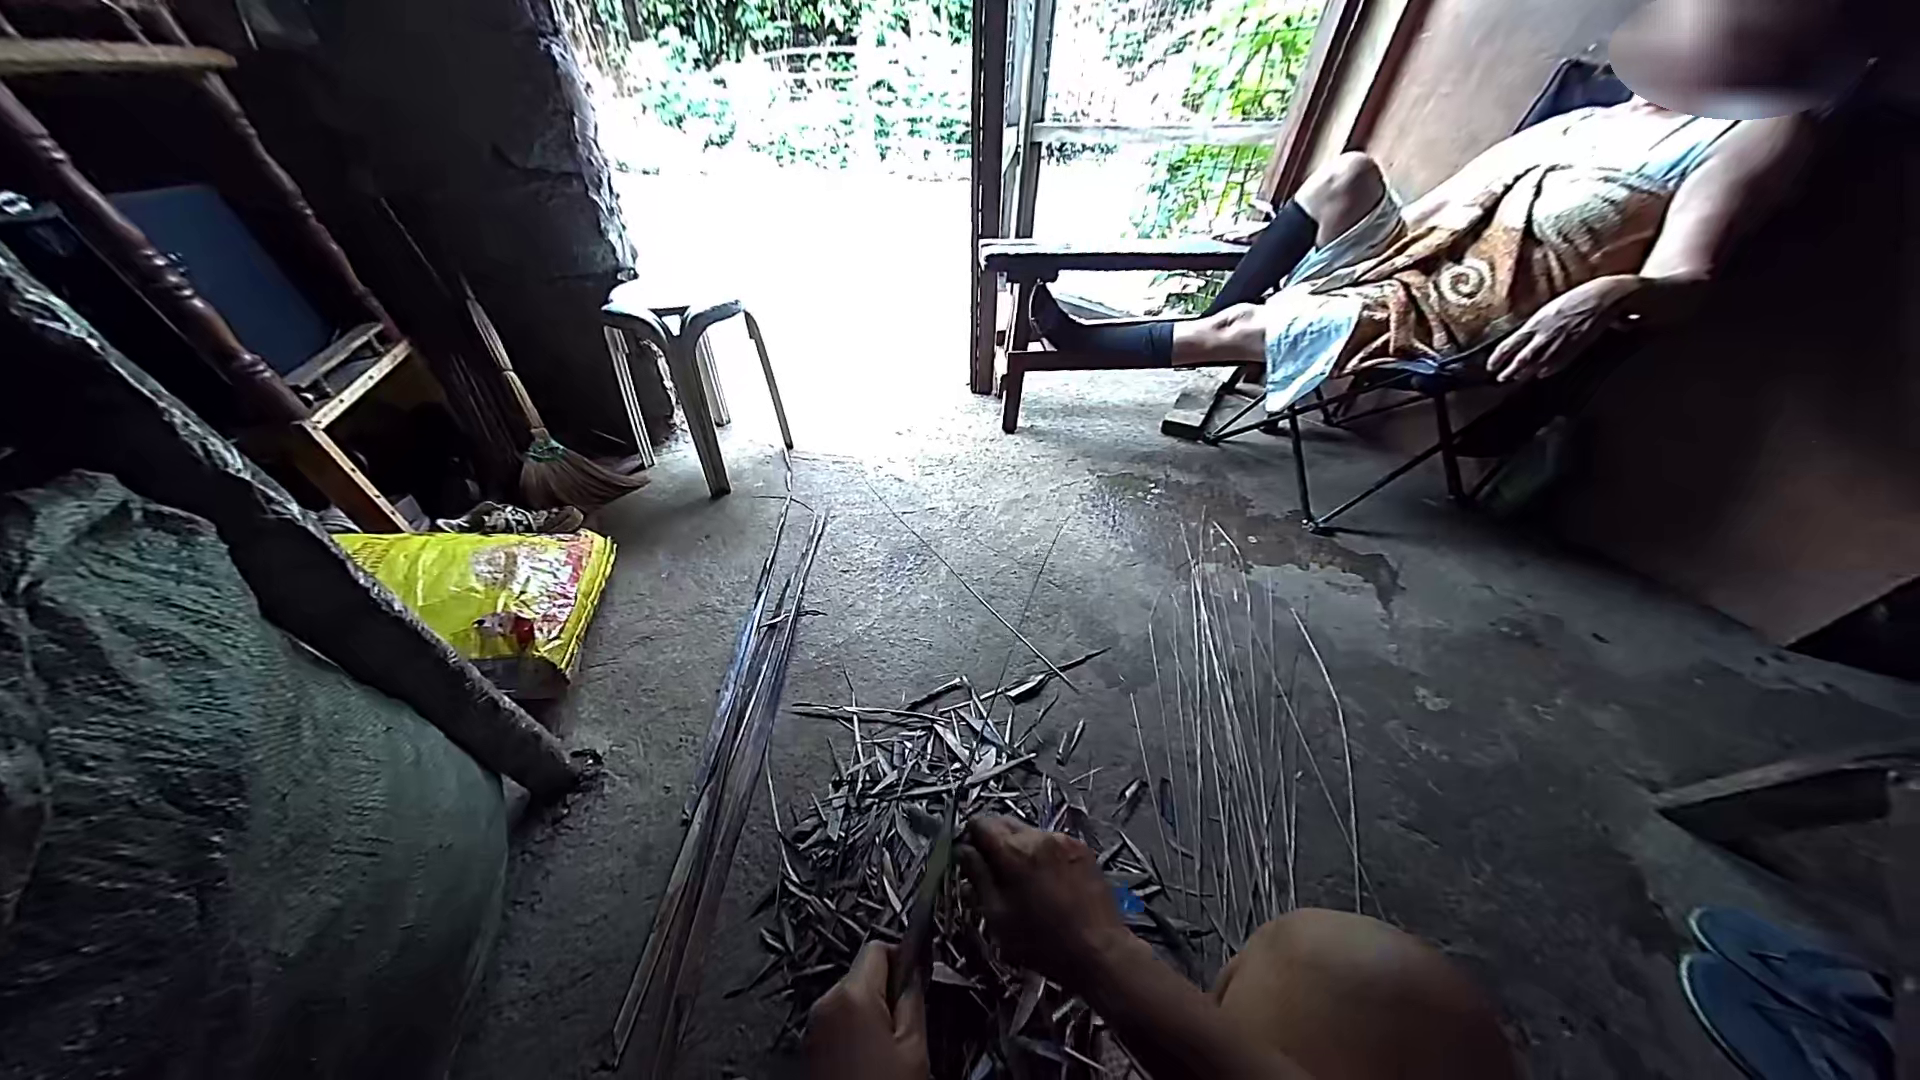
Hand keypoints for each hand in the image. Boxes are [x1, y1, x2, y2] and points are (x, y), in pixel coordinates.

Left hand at [805, 942, 927, 1079]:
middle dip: (887, 990)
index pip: (878, 948)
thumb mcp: (912, 1047)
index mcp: (850, 995)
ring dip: (872, 1013)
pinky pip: (838, 1023)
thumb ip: (913, 996)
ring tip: (889, 1052)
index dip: (902, 958)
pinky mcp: (808, 1052)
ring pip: (851, 999)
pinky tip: (869, 1063)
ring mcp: (812, 1029)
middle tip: (907, 1027)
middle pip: (863, 973)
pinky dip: (855, 1032)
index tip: (918, 980)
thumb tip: (914, 966)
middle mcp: (824, 1004)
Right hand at [957, 815, 1132, 985]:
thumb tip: (962, 850)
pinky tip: (1047, 881)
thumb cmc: (1044, 943)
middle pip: (1004, 822)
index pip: (980, 823)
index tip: (970, 856)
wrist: (1100, 951)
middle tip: (993, 871)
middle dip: (993, 840)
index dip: (970, 837)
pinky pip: (1050, 841)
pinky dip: (1041, 853)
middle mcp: (1037, 836)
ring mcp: (1062, 839)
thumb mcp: (998, 916)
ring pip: (1027, 831)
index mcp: (1013, 851)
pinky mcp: (1080, 847)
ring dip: (1018, 847)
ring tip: (1023, 880)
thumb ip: (977, 877)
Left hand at [1487, 276, 1639, 382]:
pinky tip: (1541, 374)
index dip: (1496, 359)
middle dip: (1508, 371)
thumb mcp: (1544, 312)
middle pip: (1520, 360)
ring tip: (1517, 379)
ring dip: (1525, 373)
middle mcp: (1544, 336)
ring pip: (1537, 365)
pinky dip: (1548, 370)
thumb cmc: (1572, 301)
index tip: (1490, 367)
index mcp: (1533, 325)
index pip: (1506, 347)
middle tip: (1500, 379)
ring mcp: (1560, 343)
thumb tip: (1516, 342)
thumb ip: (1530, 328)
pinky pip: (1558, 363)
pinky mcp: (1576, 347)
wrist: (1605, 296)